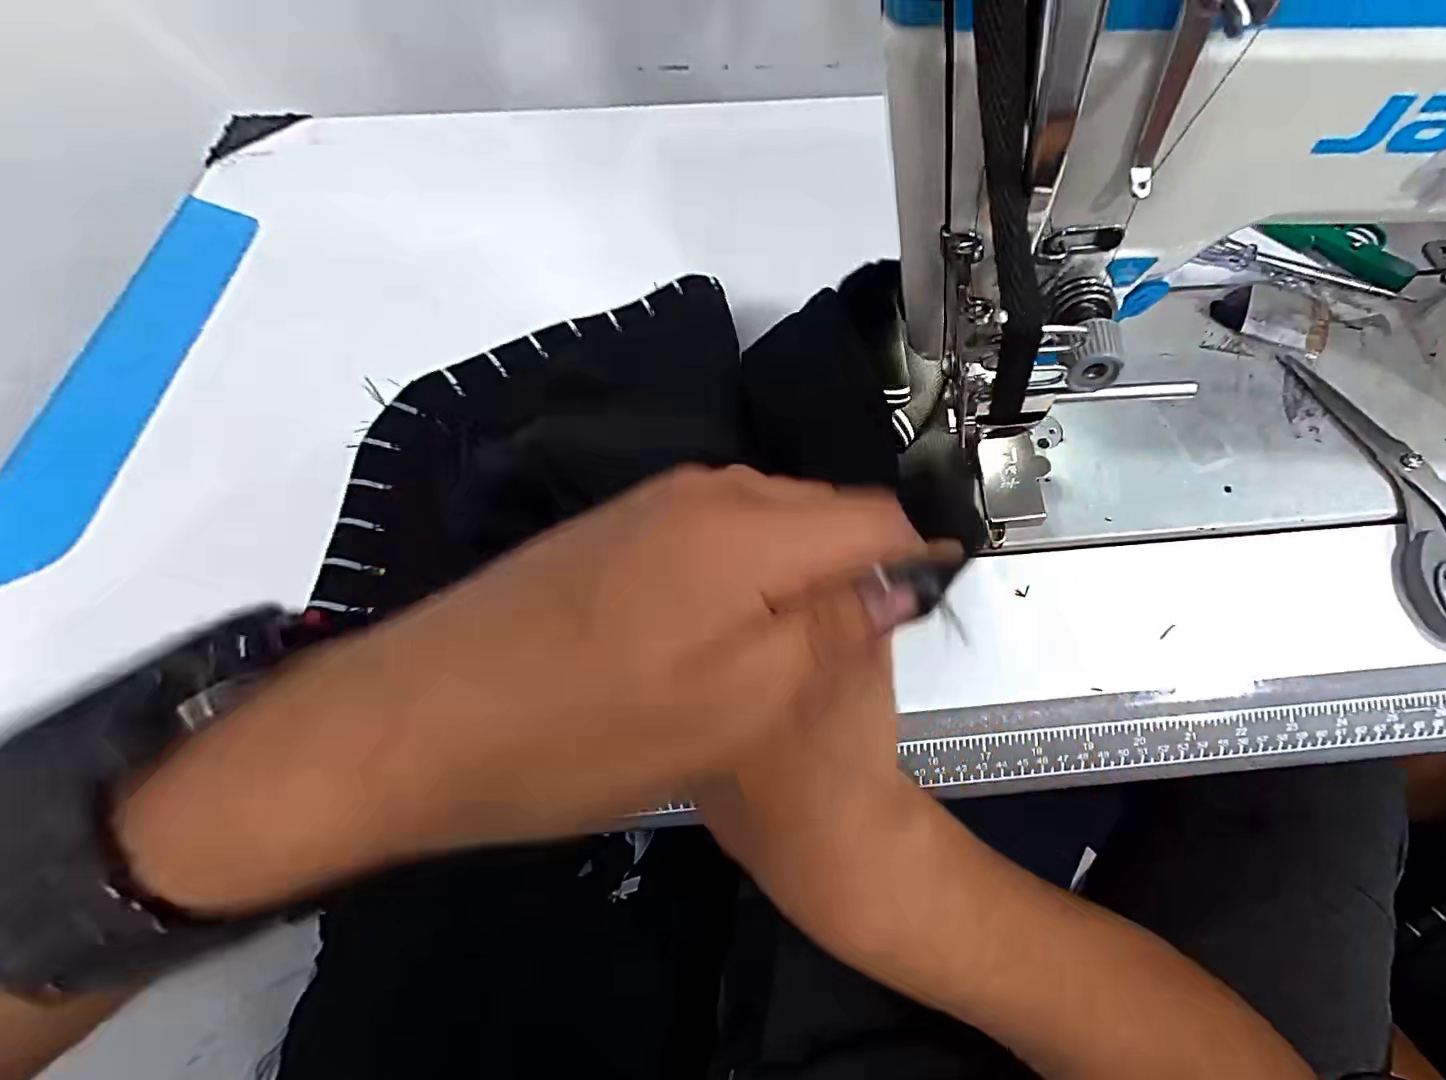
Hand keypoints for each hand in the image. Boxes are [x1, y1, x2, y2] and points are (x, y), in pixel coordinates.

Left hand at [117, 466, 928, 912]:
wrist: (403, 723)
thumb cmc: (584, 729)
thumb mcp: (737, 706)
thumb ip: (831, 634)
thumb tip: (895, 589)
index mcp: (748, 532)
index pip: (877, 516)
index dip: (923, 547)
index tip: (947, 583)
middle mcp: (712, 492)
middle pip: (831, 511)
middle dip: (867, 562)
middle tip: (878, 628)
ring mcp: (663, 500)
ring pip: (783, 519)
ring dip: (814, 568)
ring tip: (813, 634)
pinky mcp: (629, 522)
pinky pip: (733, 529)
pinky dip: (763, 567)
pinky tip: (744, 620)